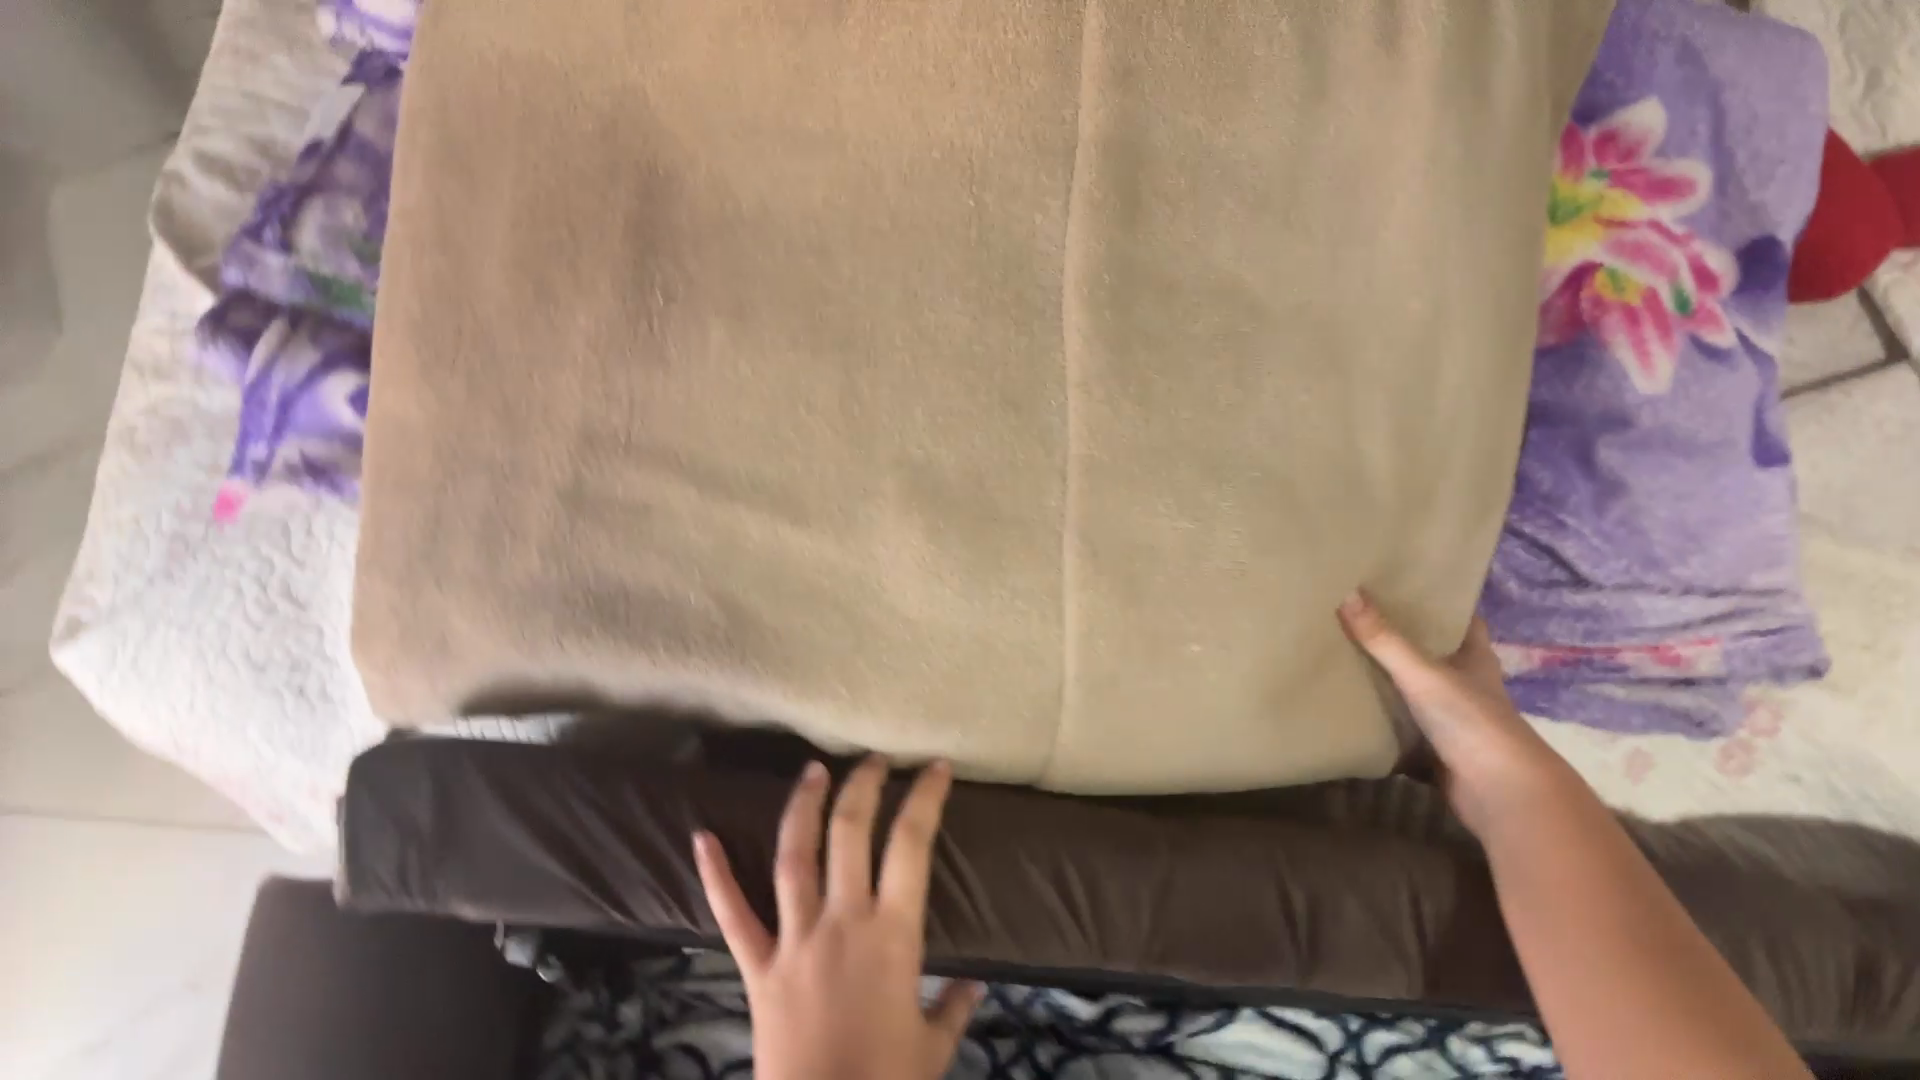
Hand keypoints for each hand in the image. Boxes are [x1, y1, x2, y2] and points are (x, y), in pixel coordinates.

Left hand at [693, 756, 980, 1079]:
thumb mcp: (933, 1048)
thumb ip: (954, 1008)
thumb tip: (975, 985)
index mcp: (893, 934)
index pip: (912, 844)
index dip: (926, 798)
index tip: (935, 767)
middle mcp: (843, 921)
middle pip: (851, 832)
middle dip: (863, 786)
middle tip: (873, 759)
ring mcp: (795, 939)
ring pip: (795, 856)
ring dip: (804, 807)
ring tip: (813, 770)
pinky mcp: (758, 966)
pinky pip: (732, 914)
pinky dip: (716, 875)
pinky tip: (702, 836)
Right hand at [1337, 591, 1570, 836]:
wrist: (1498, 791)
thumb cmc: (1470, 720)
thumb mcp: (1422, 673)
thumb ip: (1384, 639)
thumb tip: (1346, 593)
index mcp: (1474, 658)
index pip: (1463, 620)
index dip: (1441, 603)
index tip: (1408, 586)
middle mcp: (1467, 685)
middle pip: (1435, 654)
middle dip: (1404, 639)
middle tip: (1361, 617)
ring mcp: (1453, 719)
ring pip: (1417, 692)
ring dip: (1389, 681)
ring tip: (1346, 657)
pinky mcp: (1437, 749)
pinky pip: (1403, 729)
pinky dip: (1382, 722)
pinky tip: (1351, 710)